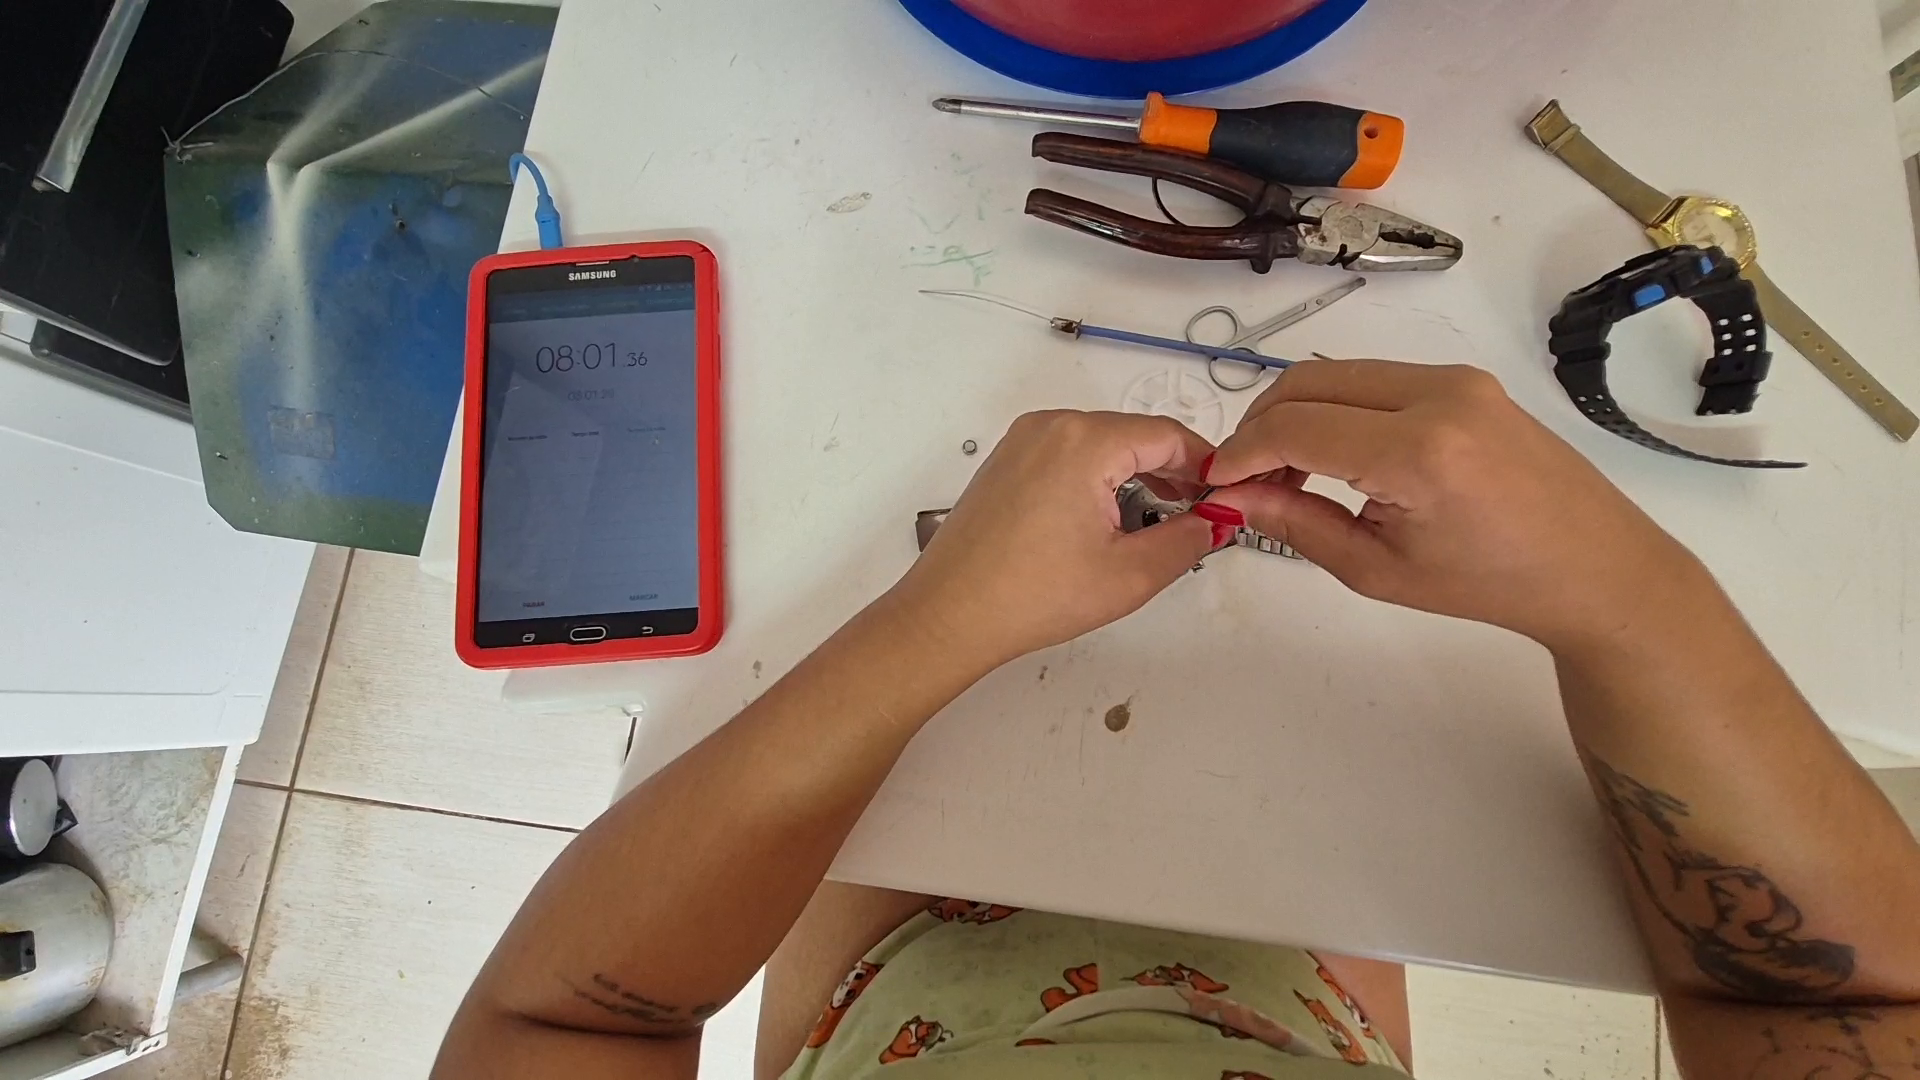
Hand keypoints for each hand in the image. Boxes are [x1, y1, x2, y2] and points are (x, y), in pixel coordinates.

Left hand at [891, 410, 1216, 669]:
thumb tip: (1215, 520)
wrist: (950, 615)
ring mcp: (1020, 440)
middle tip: (1193, 514)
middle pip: (1131, 434)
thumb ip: (1188, 539)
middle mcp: (1049, 425)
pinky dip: (1094, 476)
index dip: (1204, 465)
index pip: (1166, 435)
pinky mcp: (1004, 461)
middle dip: (1169, 471)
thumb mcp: (1129, 574)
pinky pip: (1065, 454)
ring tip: (1151, 520)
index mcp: (1083, 440)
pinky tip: (1102, 517)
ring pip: (1098, 443)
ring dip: (1131, 474)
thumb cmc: (1033, 596)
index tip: (1223, 495)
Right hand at [1201, 359, 1708, 649]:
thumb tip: (1231, 497)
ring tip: (1280, 470)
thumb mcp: (1375, 569)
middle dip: (1257, 427)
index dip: (1240, 452)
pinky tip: (1326, 453)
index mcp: (1419, 451)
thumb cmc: (1486, 584)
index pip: (1294, 427)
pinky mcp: (1462, 380)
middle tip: (1242, 478)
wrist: (1597, 568)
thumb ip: (1293, 524)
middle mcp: (1438, 394)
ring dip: (1289, 414)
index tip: (1214, 484)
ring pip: (1332, 374)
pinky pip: (1367, 379)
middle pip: (1305, 383)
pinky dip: (1327, 408)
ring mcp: (1454, 379)